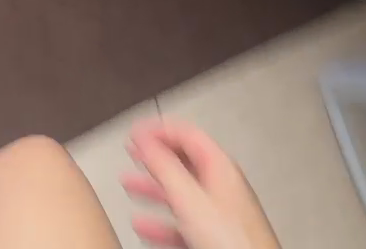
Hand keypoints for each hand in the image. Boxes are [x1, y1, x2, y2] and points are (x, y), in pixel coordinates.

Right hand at [122, 120, 279, 248]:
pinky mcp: (217, 234)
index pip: (186, 132)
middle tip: (132, 152)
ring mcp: (221, 211)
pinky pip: (184, 219)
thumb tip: (144, 137)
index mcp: (220, 166)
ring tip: (130, 185)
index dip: (158, 128)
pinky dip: (162, 218)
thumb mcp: (190, 196)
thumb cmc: (235, 240)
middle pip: (182, 161)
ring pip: (180, 192)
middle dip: (153, 158)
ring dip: (153, 188)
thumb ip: (164, 165)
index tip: (136, 131)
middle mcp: (222, 184)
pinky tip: (147, 223)